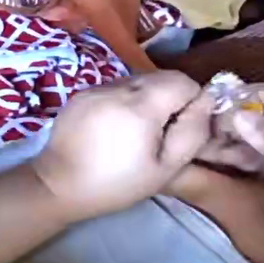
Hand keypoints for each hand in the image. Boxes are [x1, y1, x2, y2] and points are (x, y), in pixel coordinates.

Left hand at [29, 71, 214, 220]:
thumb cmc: (116, 183)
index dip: (192, 100)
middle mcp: (116, 87)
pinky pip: (113, 88)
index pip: (182, 80)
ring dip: (146, 98)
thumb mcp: (165, 168)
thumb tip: (205, 102)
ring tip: (136, 132)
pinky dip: (122, 101)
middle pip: (159, 77)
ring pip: (136, 81)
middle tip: (162, 132)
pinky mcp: (80, 93)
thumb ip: (192, 132)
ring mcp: (95, 88)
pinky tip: (113, 128)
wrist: (58, 185)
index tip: (183, 126)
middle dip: (170, 98)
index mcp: (139, 104)